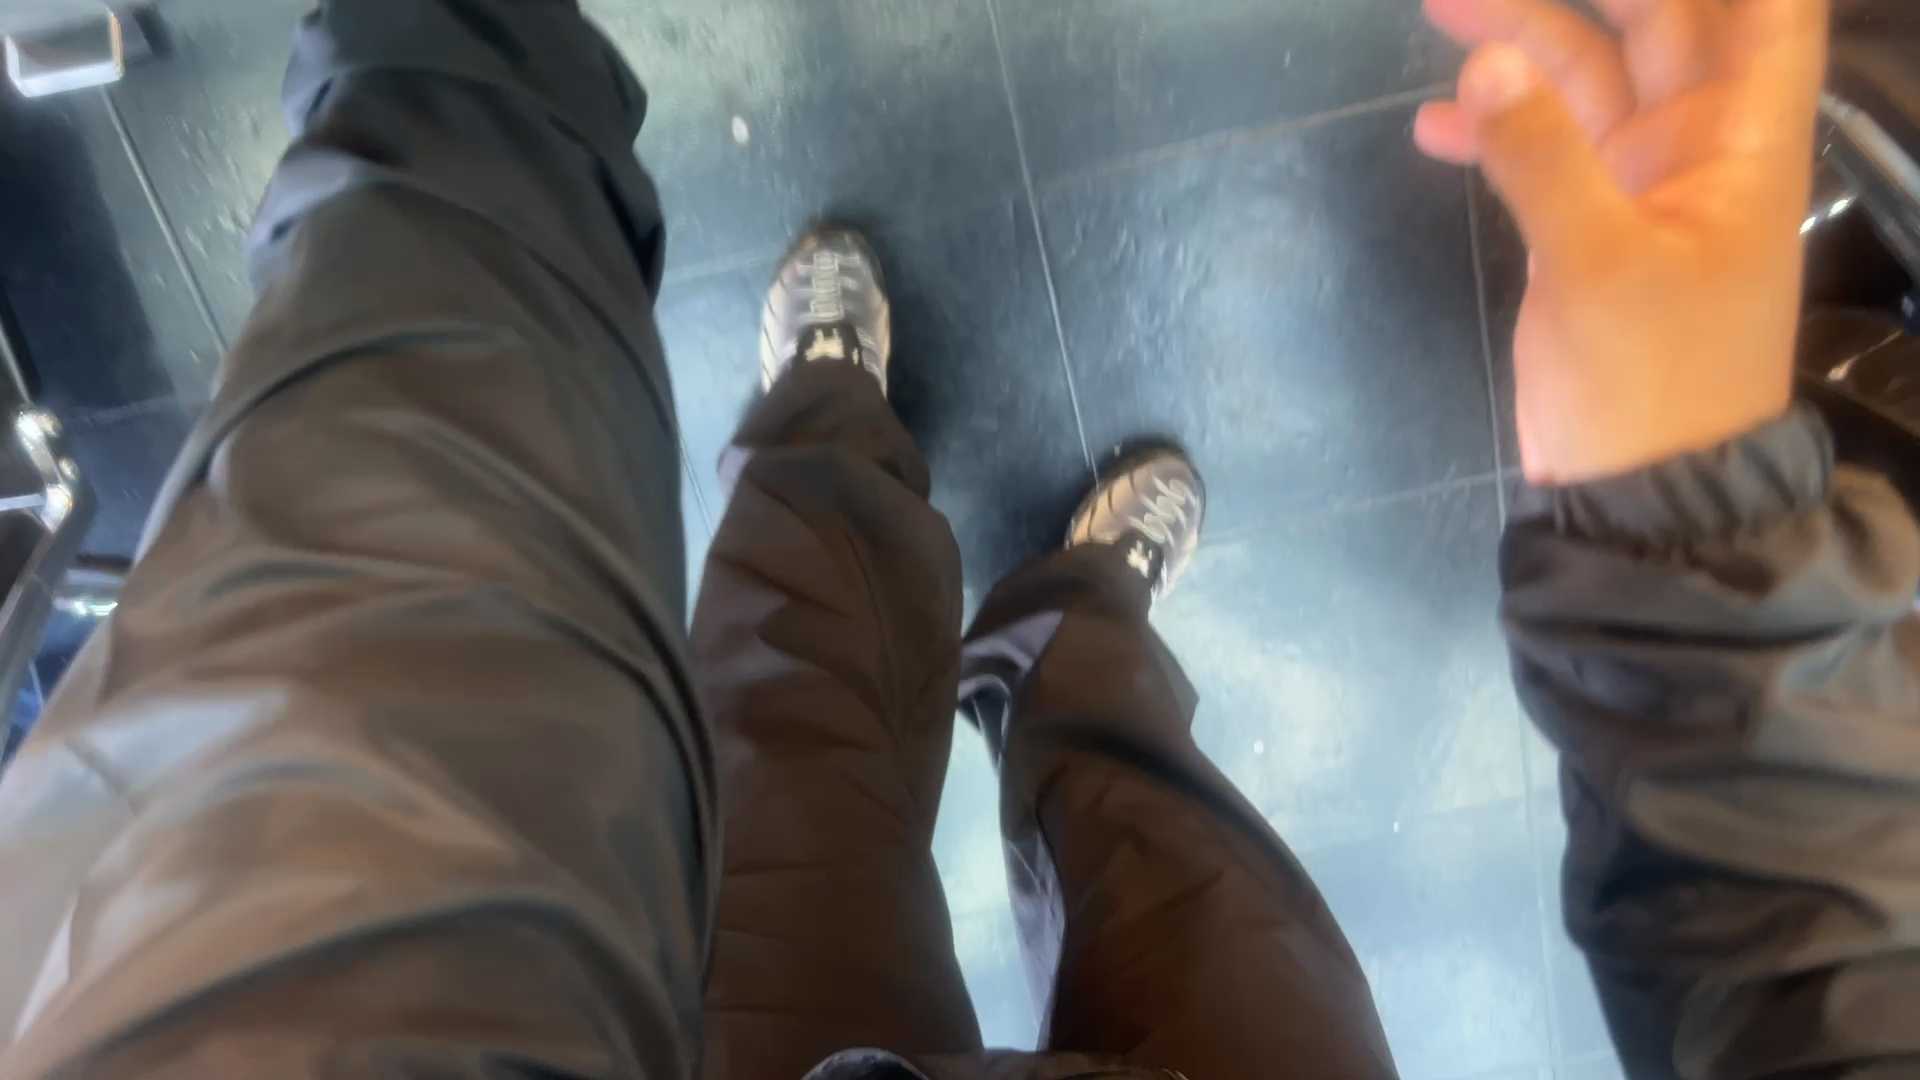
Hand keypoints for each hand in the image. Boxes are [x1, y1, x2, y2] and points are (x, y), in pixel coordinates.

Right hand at [1414, 0, 1828, 484]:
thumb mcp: (1596, 260)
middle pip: (1638, 33)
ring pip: (1577, 94)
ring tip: (1440, 25)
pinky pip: (1536, 163)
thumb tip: (1485, 63)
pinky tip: (1436, 129)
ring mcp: (1628, 190)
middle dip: (1558, 2)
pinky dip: (1491, 142)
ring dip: (1515, 62)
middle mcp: (1688, 144)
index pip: (1737, 3)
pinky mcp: (1578, 235)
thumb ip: (1542, 157)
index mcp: (1733, 132)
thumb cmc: (1644, 370)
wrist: (1636, 472)